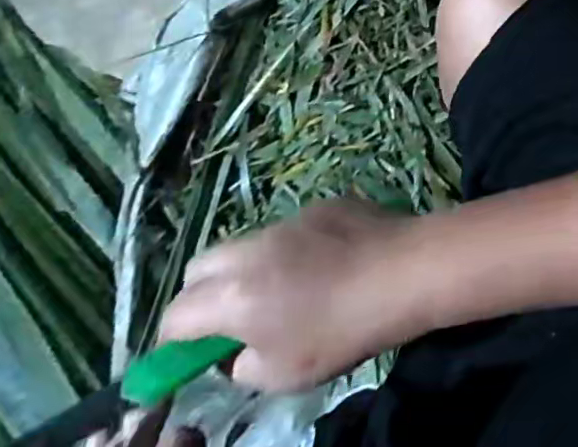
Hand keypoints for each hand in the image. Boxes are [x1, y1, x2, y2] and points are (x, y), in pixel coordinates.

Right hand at [157, 198, 412, 392]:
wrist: (405, 270)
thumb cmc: (343, 330)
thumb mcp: (284, 375)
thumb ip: (244, 367)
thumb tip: (237, 351)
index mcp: (233, 295)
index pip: (175, 315)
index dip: (173, 341)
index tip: (188, 354)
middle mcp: (252, 248)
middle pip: (201, 266)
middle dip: (200, 295)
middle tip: (228, 320)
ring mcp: (289, 218)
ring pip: (247, 242)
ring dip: (248, 268)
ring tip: (286, 290)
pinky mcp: (323, 203)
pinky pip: (291, 227)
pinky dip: (291, 248)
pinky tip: (327, 263)